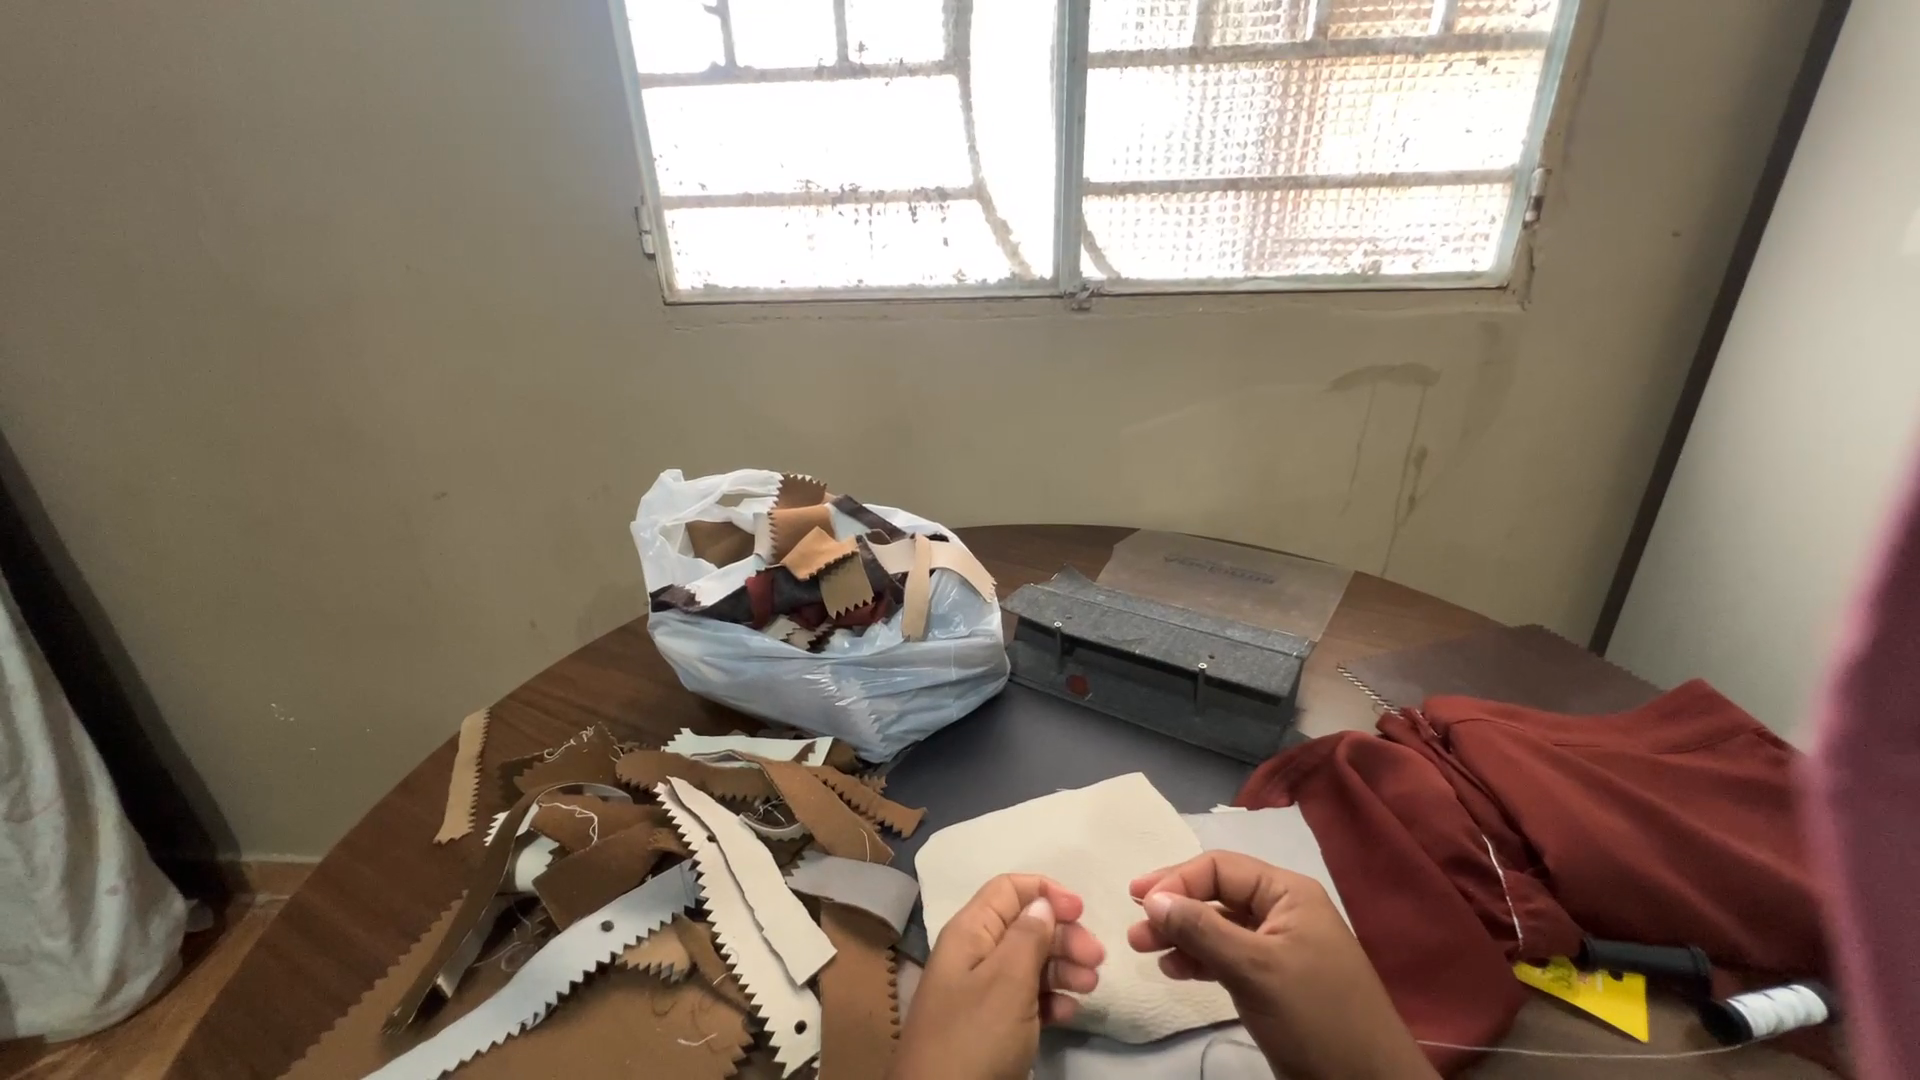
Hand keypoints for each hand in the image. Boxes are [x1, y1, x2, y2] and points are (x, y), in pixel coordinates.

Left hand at [891, 875, 1104, 1079]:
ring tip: (1091, 985)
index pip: (1008, 890)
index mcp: (970, 932)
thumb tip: (1043, 902)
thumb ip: (1028, 936)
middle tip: (1097, 958)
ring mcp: (984, 992)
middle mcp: (976, 955)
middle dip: (1063, 935)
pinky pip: (1028, 1000)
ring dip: (1064, 968)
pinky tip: (1070, 1013)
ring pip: (1030, 963)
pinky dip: (1051, 1000)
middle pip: (1025, 926)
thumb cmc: (974, 1037)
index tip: (1081, 910)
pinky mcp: (994, 1027)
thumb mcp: (1006, 981)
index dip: (1044, 891)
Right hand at [1127, 852, 1435, 1079]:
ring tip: (1144, 949)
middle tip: (1136, 928)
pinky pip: (1226, 955)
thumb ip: (1202, 928)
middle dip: (1174, 908)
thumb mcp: (1254, 969)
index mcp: (1287, 893)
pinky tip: (1173, 970)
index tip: (1139, 902)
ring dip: (1180, 935)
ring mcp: (1277, 947)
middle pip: (1216, 894)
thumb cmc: (1315, 1017)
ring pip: (1217, 926)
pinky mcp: (1272, 981)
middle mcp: (1281, 911)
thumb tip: (1152, 898)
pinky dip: (1198, 959)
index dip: (1177, 880)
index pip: (1220, 867)